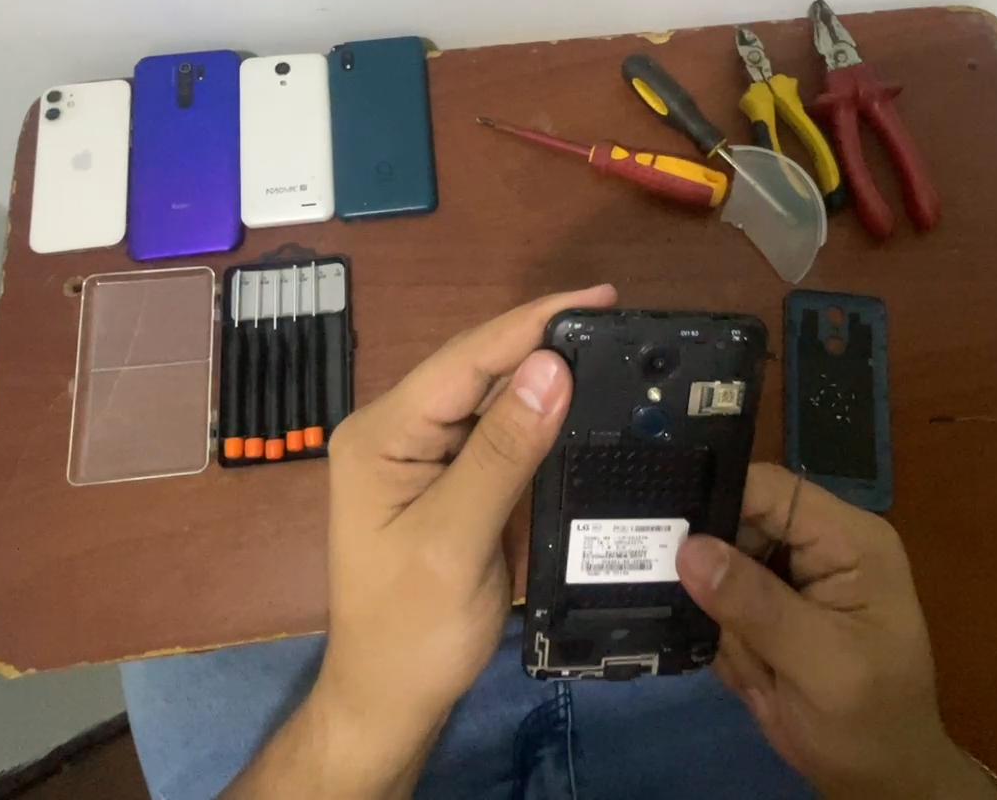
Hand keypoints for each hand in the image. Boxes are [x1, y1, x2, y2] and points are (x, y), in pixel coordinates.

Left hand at [230, 285, 616, 798]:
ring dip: (544, 369)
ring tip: (605, 344)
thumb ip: (502, 451)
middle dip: (542, 338)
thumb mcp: (455, 540)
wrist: (392, 698)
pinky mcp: (452, 471)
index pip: (464, 360)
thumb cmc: (412, 630)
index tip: (597, 297)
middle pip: (477, 367)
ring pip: (491, 392)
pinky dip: (539, 410)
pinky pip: (499, 427)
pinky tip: (575, 395)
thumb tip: (551, 367)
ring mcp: (425, 448)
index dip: (530, 323)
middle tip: (614, 318)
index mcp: (382, 433)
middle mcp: (399, 426)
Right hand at [676, 464, 996, 799]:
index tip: (664, 525)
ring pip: (715, 559)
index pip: (769, 489)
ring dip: (715, 610)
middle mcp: (814, 541)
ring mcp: (786, 572)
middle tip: (700, 611)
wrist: (880, 782)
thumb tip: (689, 548)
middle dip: (711, 567)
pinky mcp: (763, 601)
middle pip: (735, 517)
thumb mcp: (823, 665)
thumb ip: (758, 605)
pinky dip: (714, 628)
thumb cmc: (873, 722)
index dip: (718, 496)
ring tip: (744, 658)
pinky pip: (714, 595)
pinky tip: (740, 663)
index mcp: (846, 537)